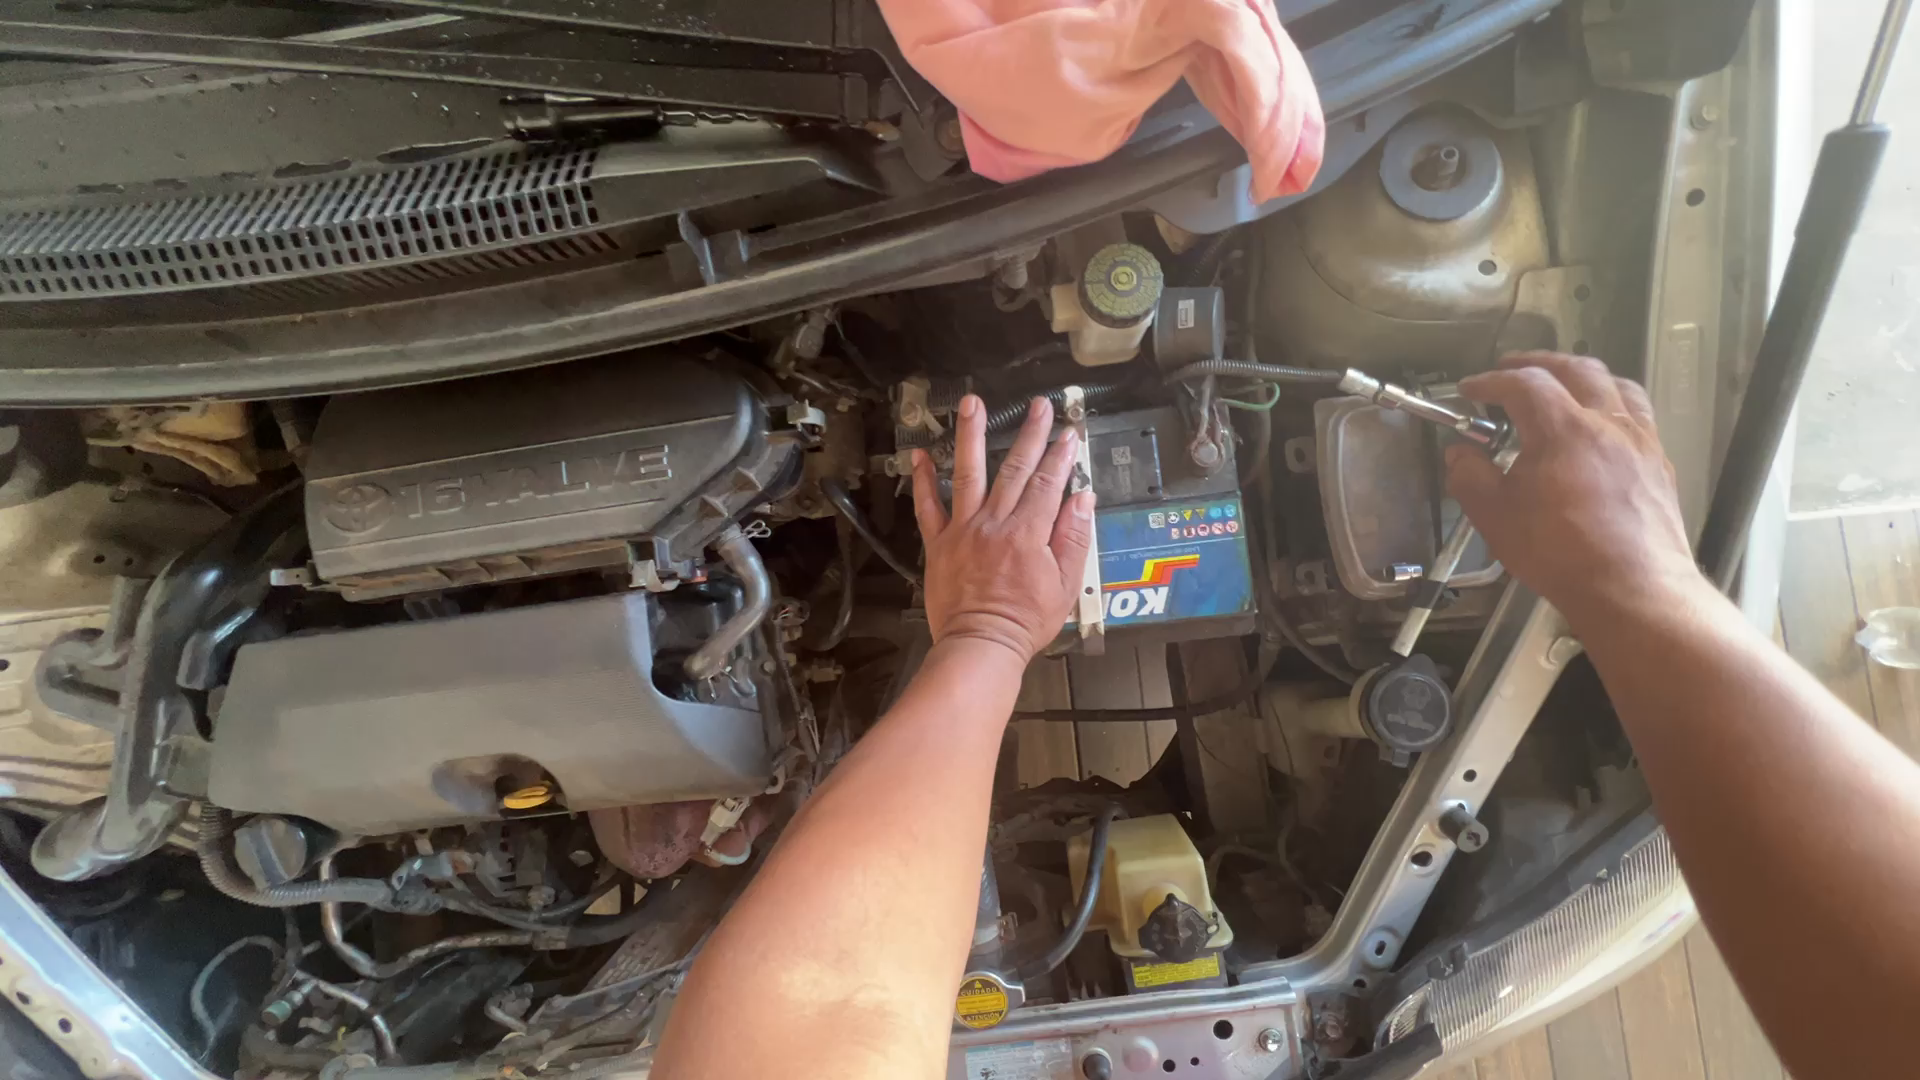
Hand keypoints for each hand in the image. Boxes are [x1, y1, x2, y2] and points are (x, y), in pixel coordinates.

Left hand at [911, 395, 1096, 662]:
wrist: (980, 644)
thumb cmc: (1025, 620)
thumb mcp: (1065, 584)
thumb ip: (1074, 537)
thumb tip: (1083, 498)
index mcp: (1028, 533)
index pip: (1047, 483)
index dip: (1060, 455)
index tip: (1068, 432)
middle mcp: (995, 523)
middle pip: (1014, 469)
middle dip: (1028, 434)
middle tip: (1037, 405)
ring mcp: (963, 530)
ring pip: (968, 474)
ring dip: (971, 436)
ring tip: (972, 404)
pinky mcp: (939, 543)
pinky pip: (928, 507)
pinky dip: (923, 480)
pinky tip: (921, 455)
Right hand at [1445, 352, 1707, 627]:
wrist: (1629, 584)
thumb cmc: (1554, 549)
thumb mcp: (1491, 513)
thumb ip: (1469, 475)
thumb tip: (1460, 454)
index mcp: (1563, 429)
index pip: (1524, 384)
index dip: (1490, 381)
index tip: (1469, 389)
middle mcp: (1608, 424)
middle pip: (1578, 369)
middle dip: (1539, 363)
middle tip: (1511, 367)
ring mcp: (1641, 441)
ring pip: (1617, 385)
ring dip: (1582, 376)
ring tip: (1560, 385)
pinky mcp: (1659, 463)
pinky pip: (1636, 414)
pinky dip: (1609, 403)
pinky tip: (1594, 425)